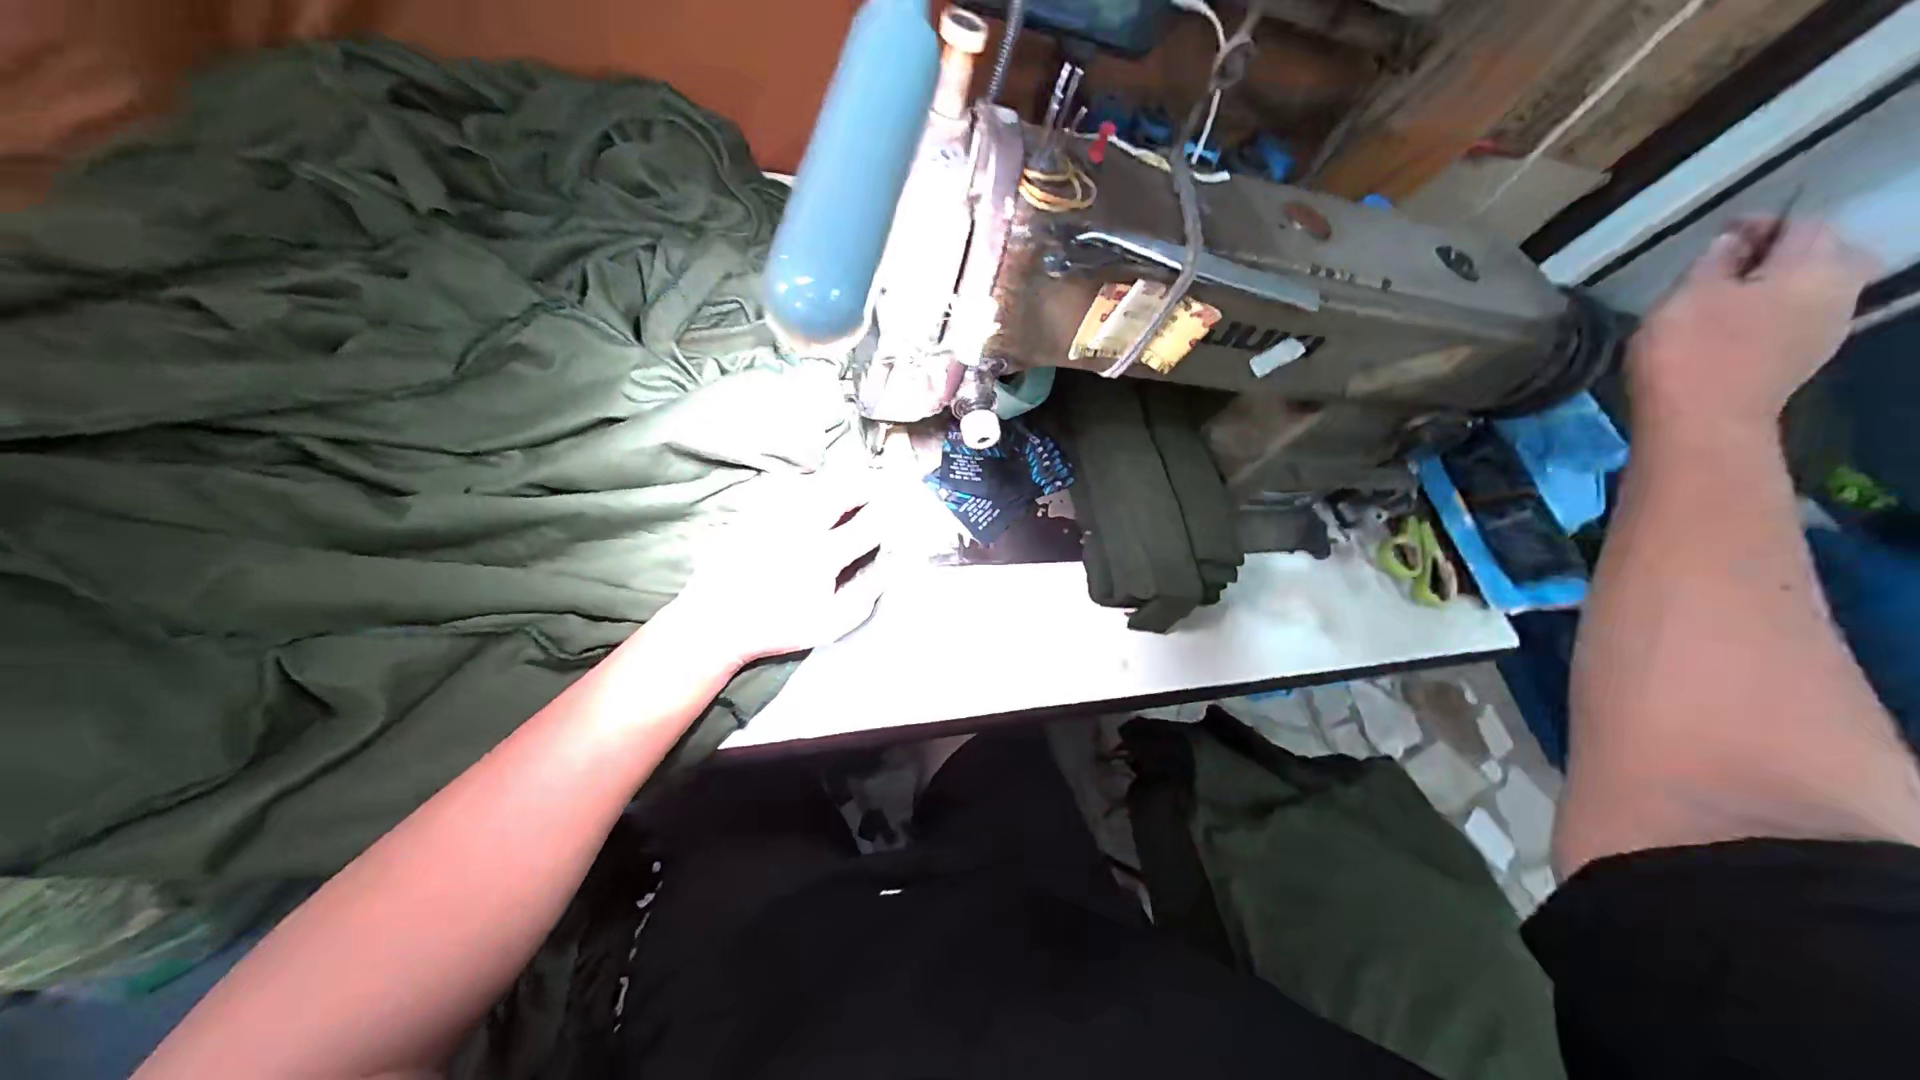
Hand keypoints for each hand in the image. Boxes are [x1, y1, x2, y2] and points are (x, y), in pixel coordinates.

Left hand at [657, 473, 886, 666]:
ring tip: (854, 485)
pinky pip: (787, 488)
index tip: (904, 506)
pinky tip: (815, 494)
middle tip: (881, 485)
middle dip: (868, 484)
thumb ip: (866, 591)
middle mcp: (800, 526)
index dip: (892, 511)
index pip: (871, 523)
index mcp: (823, 555)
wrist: (714, 622)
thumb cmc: (777, 626)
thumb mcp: (831, 622)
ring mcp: (774, 514)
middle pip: (843, 489)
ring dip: (840, 481)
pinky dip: (808, 487)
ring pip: (816, 483)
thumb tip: (891, 562)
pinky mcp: (752, 510)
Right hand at [1629, 219, 1876, 431]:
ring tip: (1728, 296)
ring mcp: (1825, 331)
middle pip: (1826, 255)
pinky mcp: (1800, 361)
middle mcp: (1838, 292)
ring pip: (1814, 289)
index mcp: (1815, 267)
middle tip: (1735, 263)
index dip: (1761, 223)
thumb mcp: (1687, 295)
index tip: (1720, 233)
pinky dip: (1772, 313)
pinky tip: (1736, 326)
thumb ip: (1715, 261)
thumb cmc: (1690, 351)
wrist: (1701, 424)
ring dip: (1778, 285)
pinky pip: (1797, 320)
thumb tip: (1733, 242)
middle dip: (1787, 252)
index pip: (1802, 225)